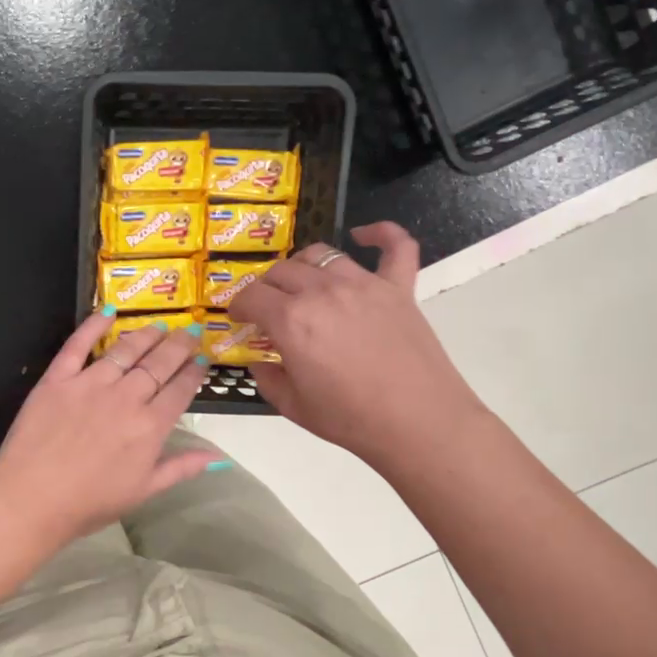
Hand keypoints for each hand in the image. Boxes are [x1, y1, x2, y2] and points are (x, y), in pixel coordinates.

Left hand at [0, 312, 223, 544]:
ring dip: (146, 335)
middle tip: (190, 330)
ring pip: (125, 351)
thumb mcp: (143, 491)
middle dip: (178, 345)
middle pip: (158, 364)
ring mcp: (90, 384)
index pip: (180, 390)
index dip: (193, 372)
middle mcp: (125, 398)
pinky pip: (77, 345)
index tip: (202, 358)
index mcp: (150, 427)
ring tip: (159, 325)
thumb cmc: (89, 503)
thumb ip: (180, 469)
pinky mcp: (57, 379)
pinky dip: (93, 326)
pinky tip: (108, 312)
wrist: (32, 497)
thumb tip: (219, 458)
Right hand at [231, 222, 489, 467]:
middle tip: (267, 309)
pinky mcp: (398, 288)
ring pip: (321, 255)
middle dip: (265, 288)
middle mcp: (323, 292)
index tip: (239, 319)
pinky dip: (380, 233)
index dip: (238, 307)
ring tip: (301, 284)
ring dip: (302, 266)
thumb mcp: (291, 405)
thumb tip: (259, 361)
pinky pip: (395, 247)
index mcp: (291, 321)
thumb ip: (267, 377)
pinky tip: (363, 234)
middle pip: (281, 271)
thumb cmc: (349, 418)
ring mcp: (363, 284)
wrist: (417, 423)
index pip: (251, 296)